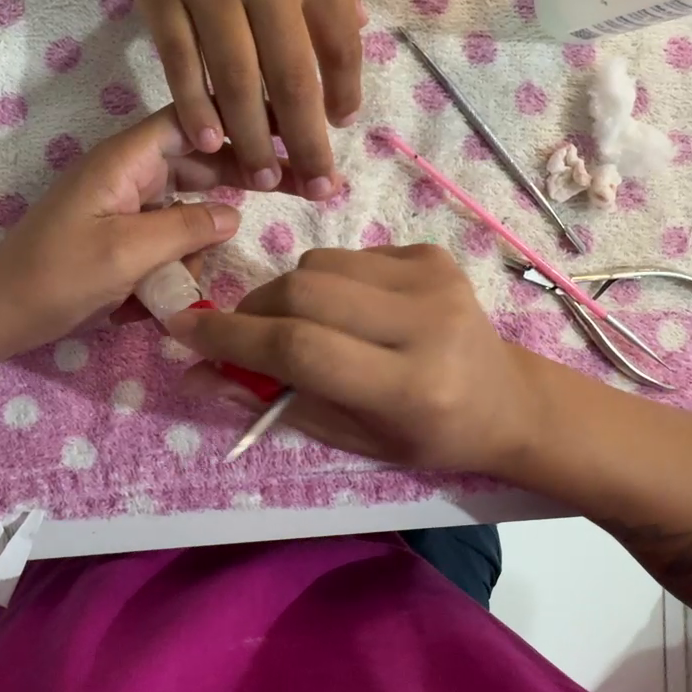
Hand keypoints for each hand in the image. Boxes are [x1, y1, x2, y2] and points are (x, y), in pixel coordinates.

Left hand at [0, 106, 311, 354]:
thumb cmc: (56, 276)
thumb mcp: (126, 253)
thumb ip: (186, 228)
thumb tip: (234, 215)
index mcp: (125, 159)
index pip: (193, 120)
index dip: (242, 123)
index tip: (291, 137)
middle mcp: (129, 171)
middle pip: (200, 158)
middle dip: (245, 173)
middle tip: (304, 187)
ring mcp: (125, 203)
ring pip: (189, 198)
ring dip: (212, 223)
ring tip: (233, 249)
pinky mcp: (122, 233)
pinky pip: (168, 229)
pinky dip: (185, 248)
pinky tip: (191, 277)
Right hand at [85, 0, 362, 202]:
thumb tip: (334, 40)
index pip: (342, 42)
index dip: (345, 93)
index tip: (341, 127)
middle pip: (295, 78)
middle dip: (308, 141)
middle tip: (316, 188)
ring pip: (236, 81)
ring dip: (252, 138)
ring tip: (261, 177)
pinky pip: (180, 64)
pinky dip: (194, 107)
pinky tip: (206, 139)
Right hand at [164, 245, 546, 475]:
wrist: (508, 399)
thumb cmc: (423, 435)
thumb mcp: (349, 437)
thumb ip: (272, 402)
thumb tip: (197, 373)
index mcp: (408, 386)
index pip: (300, 349)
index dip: (233, 338)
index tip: (184, 331)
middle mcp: (425, 325)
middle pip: (302, 294)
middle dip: (254, 309)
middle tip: (243, 331)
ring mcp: (433, 280)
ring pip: (317, 264)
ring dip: (290, 293)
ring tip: (307, 324)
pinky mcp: (432, 254)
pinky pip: (346, 254)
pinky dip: (328, 280)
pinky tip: (353, 309)